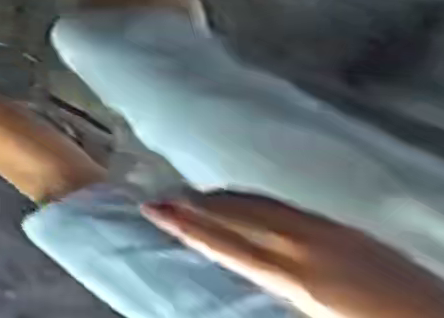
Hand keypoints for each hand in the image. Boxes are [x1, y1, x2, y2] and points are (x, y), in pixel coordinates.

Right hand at [143, 192, 443, 317]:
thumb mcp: (323, 313)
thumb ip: (283, 287)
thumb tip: (240, 264)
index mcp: (300, 281)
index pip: (225, 246)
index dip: (184, 226)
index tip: (148, 207)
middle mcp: (306, 249)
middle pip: (236, 218)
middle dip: (194, 205)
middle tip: (160, 194)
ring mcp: (332, 235)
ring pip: (258, 206)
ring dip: (221, 198)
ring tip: (195, 193)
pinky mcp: (352, 231)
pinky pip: (286, 206)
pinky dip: (254, 199)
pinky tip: (248, 200)